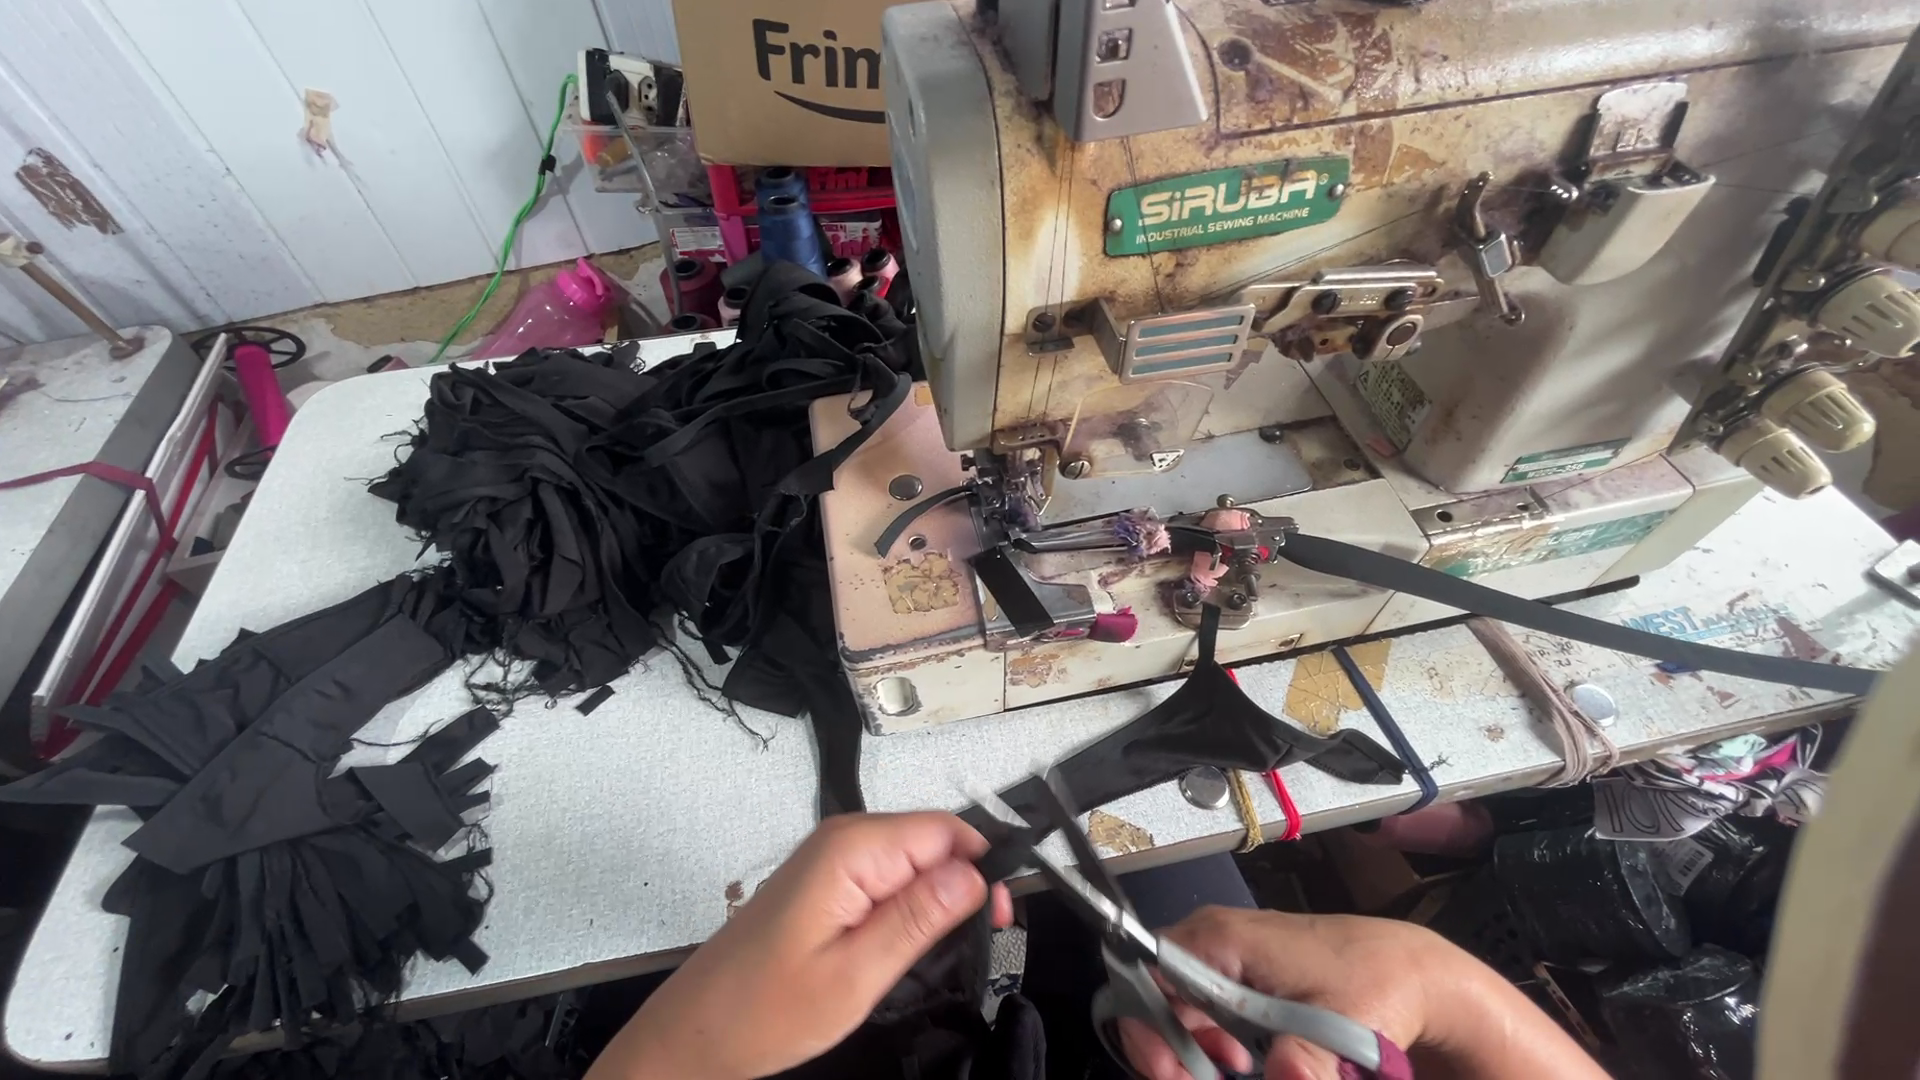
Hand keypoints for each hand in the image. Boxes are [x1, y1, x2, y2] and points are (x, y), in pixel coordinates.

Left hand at [590, 812, 1012, 1079]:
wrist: (695, 1033)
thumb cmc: (766, 1010)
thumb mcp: (855, 975)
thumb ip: (918, 918)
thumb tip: (975, 874)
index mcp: (852, 848)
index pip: (943, 829)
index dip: (981, 865)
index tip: (1001, 915)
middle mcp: (845, 837)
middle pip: (931, 840)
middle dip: (962, 884)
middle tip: (977, 944)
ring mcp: (834, 856)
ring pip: (913, 859)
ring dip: (937, 899)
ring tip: (941, 952)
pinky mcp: (828, 878)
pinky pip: (887, 875)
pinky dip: (908, 905)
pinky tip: (907, 943)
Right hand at [1119, 908, 1434, 1079]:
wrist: (1403, 966)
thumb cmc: (1371, 982)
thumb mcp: (1345, 1028)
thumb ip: (1308, 1061)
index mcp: (1220, 939)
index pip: (1147, 968)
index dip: (1143, 1021)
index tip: (1169, 1070)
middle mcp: (1208, 937)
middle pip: (1153, 989)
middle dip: (1165, 1045)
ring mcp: (1220, 952)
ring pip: (1173, 1000)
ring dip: (1188, 1046)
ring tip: (1229, 1072)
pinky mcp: (1235, 970)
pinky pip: (1198, 1003)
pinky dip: (1207, 1038)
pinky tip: (1239, 1061)